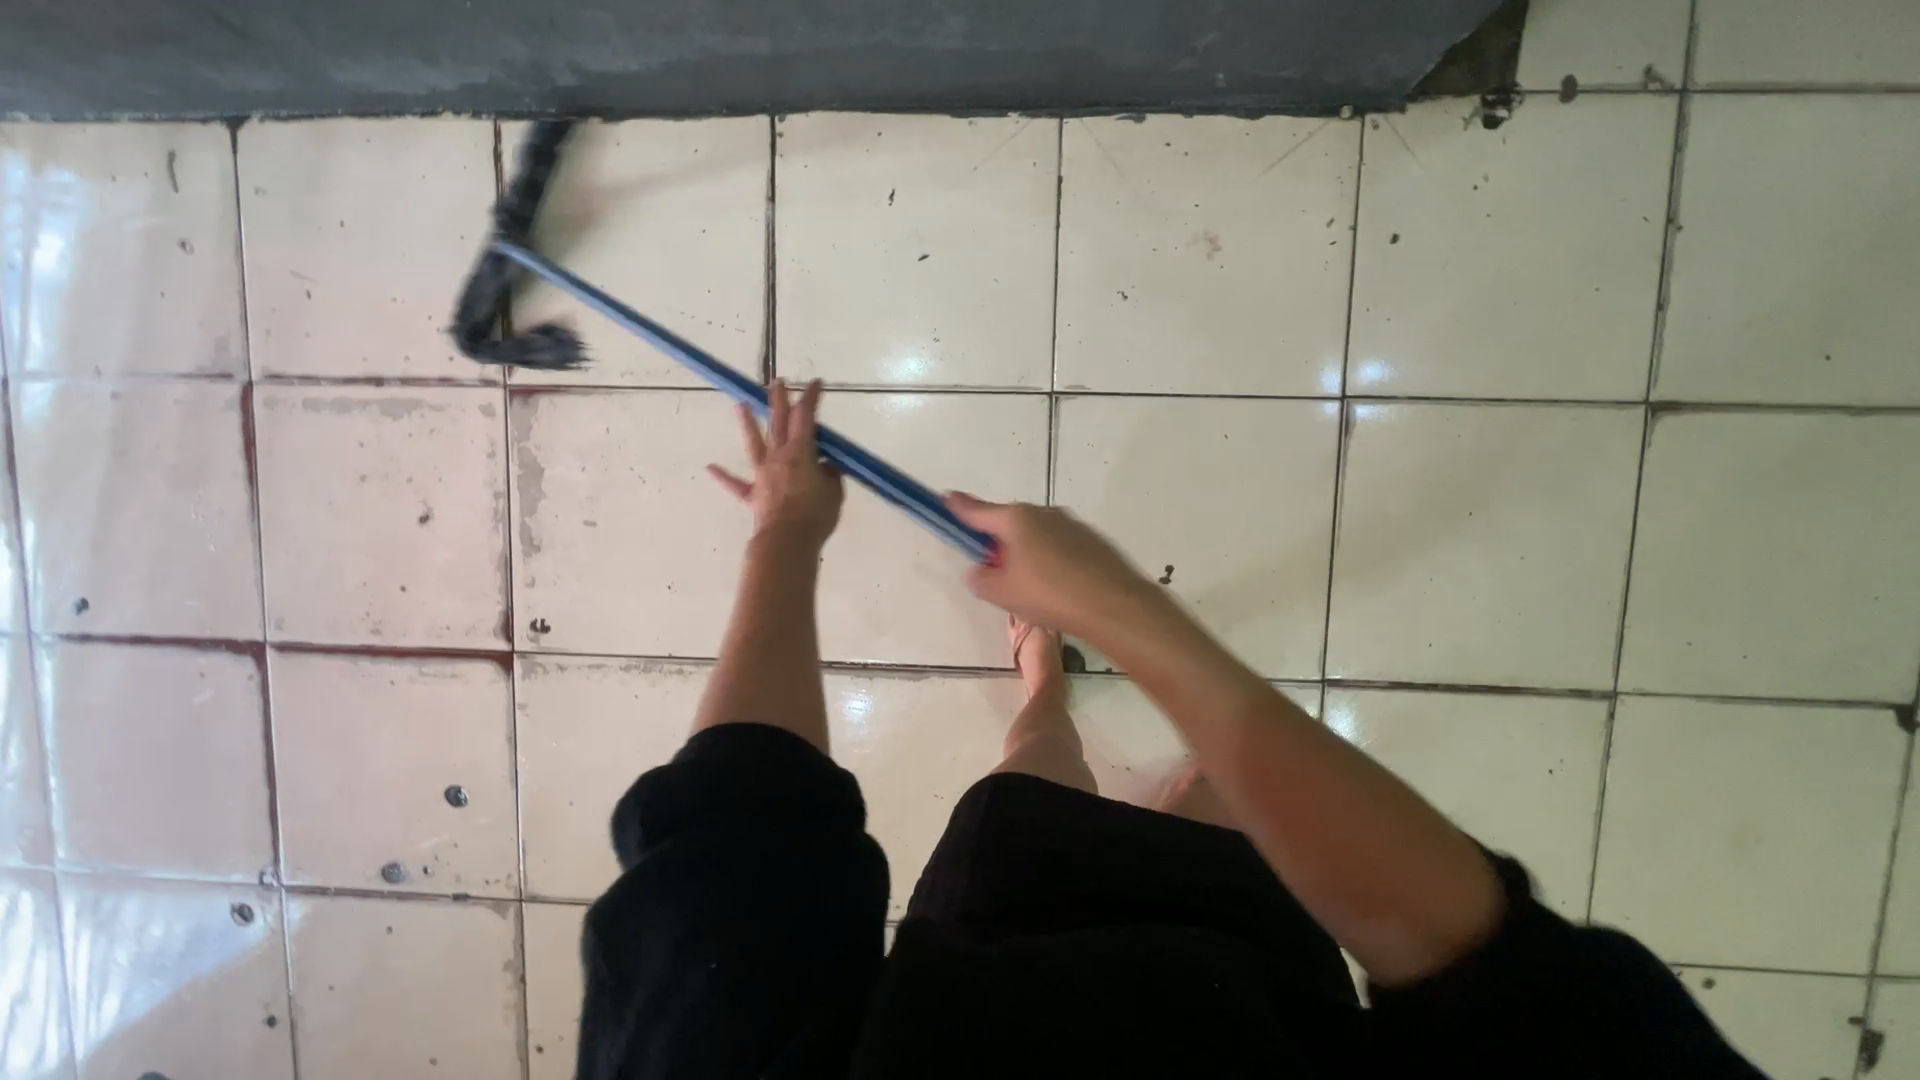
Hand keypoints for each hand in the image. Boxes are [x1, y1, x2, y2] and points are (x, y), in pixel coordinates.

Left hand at [708, 379, 844, 548]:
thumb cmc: (815, 515)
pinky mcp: (753, 495)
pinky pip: (736, 484)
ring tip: (740, 405)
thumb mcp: (834, 492)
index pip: (806, 417)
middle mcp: (778, 457)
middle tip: (776, 380)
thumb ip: (829, 474)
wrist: (787, 541)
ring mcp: (762, 475)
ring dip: (747, 424)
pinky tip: (710, 468)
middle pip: (777, 422)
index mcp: (800, 453)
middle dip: (779, 399)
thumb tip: (825, 466)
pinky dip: (723, 476)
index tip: (815, 383)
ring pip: (753, 444)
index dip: (810, 397)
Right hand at [946, 493, 1156, 637]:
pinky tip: (1058, 589)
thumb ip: (981, 579)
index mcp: (1016, 520)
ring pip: (1037, 537)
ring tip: (1032, 589)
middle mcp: (1044, 514)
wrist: (1113, 605)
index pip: (978, 511)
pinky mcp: (1092, 542)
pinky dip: (1052, 562)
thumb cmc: (1049, 595)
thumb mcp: (1002, 593)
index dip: (959, 508)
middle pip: (1010, 524)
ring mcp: (1072, 525)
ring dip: (1028, 554)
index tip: (946, 498)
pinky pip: (1060, 548)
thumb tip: (979, 571)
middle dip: (999, 542)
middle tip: (996, 571)